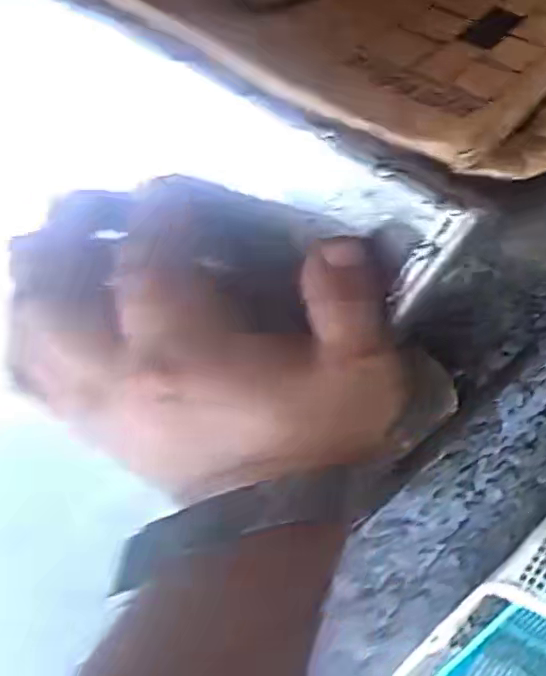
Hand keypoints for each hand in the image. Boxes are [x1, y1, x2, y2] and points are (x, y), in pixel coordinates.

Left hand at [6, 186, 409, 502]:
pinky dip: (18, 336)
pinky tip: (30, 318)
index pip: (151, 271)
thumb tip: (335, 243)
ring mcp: (90, 402)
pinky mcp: (86, 423)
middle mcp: (118, 371)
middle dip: (61, 242)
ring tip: (38, 242)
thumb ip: (347, 300)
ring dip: (26, 282)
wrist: (272, 510)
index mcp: (187, 351)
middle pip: (55, 298)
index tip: (163, 186)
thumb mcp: (360, 360)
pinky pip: (25, 374)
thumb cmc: (323, 426)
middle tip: (79, 200)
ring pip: (25, 334)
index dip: (154, 223)